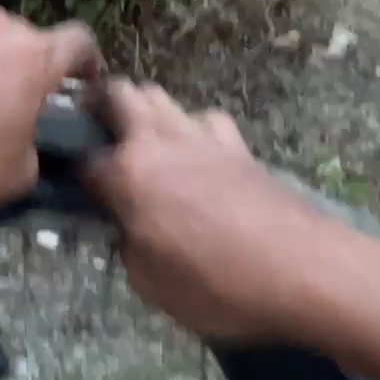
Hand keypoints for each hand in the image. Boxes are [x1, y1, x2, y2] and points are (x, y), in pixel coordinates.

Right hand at [84, 81, 355, 342]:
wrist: (308, 272)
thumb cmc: (219, 285)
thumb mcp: (150, 285)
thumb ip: (125, 248)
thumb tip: (125, 230)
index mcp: (128, 173)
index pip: (83, 161)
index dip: (71, 175)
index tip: (72, 190)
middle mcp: (158, 141)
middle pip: (118, 94)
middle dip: (99, 107)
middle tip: (96, 138)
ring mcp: (201, 137)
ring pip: (160, 97)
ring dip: (143, 112)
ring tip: (143, 145)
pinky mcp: (238, 146)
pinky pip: (205, 120)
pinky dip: (193, 130)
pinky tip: (198, 156)